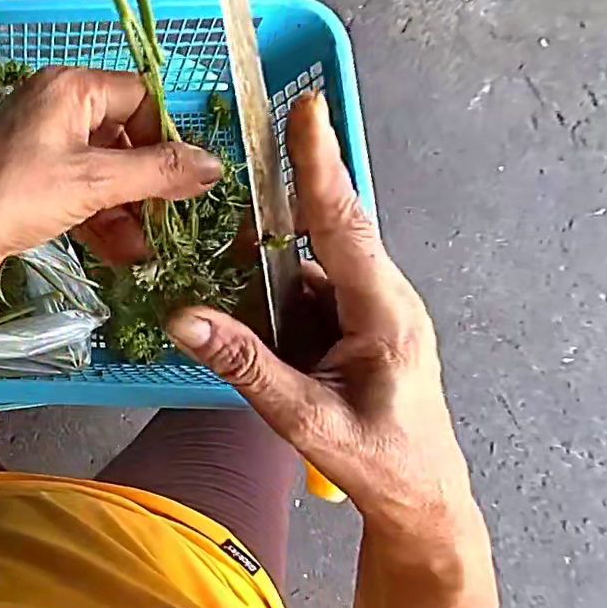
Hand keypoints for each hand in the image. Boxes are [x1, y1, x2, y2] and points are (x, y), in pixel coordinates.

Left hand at [0, 67, 222, 283]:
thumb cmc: (18, 194)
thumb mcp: (95, 182)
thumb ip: (158, 172)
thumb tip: (214, 165)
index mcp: (73, 88)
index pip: (142, 99)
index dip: (168, 138)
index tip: (186, 181)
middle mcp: (60, 107)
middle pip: (126, 138)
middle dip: (148, 185)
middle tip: (168, 220)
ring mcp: (45, 143)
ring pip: (106, 171)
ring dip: (128, 210)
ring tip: (144, 250)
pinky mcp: (35, 177)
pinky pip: (83, 190)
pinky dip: (102, 219)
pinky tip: (120, 253)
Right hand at [164, 91, 474, 537]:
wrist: (423, 500)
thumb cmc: (382, 465)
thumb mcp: (308, 421)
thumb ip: (247, 366)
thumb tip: (183, 319)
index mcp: (385, 312)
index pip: (346, 223)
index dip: (320, 164)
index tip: (306, 107)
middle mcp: (381, 296)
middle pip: (329, 227)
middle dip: (289, 187)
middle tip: (246, 149)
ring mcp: (368, 309)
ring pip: (311, 261)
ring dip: (268, 254)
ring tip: (221, 247)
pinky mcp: (353, 323)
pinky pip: (307, 290)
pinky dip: (273, 288)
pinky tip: (241, 299)